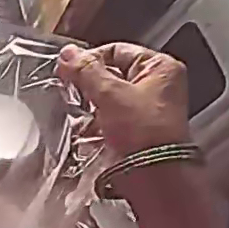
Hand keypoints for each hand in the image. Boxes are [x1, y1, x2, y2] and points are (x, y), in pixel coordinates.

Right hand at [57, 42, 191, 155]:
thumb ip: (86, 71)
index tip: (69, 70)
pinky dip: (97, 124)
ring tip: (81, 115)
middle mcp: (158, 86)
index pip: (117, 51)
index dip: (91, 59)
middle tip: (74, 93)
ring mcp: (148, 110)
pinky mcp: (138, 131)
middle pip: (112, 75)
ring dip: (92, 107)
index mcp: (160, 68)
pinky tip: (88, 131)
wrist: (154, 177)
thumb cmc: (143, 132)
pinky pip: (111, 120)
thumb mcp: (110, 93)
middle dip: (90, 86)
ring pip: (109, 99)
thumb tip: (68, 54)